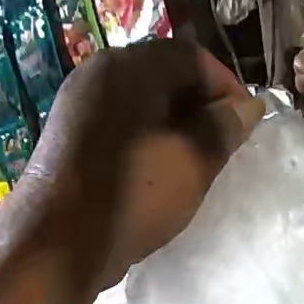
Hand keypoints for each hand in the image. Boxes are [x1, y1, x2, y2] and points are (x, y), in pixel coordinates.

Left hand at [17, 39, 263, 291]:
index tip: (246, 123)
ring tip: (196, 160)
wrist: (56, 246)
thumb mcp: (193, 161)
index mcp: (128, 67)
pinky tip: (160, 170)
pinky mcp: (70, 135)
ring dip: (176, 124)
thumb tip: (247, 106)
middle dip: (201, 106)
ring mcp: (78, 104)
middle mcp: (98, 74)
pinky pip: (121, 122)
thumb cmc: (133, 196)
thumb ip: (224, 127)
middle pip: (165, 75)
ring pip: (142, 101)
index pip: (192, 57)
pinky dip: (148, 137)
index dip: (227, 86)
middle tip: (224, 143)